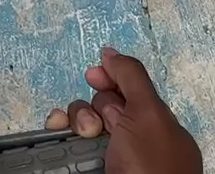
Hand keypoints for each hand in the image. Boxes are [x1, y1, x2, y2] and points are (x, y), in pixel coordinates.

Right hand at [45, 47, 202, 172]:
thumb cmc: (152, 170)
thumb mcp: (150, 116)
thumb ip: (132, 77)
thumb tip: (110, 52)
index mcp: (157, 127)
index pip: (129, 89)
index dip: (110, 77)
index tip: (95, 76)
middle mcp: (131, 142)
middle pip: (101, 104)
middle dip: (92, 105)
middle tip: (100, 125)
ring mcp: (106, 159)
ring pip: (79, 121)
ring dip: (73, 118)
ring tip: (81, 135)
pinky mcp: (82, 170)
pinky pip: (64, 143)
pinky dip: (57, 133)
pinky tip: (57, 131)